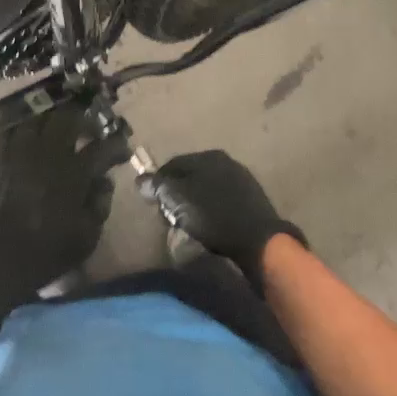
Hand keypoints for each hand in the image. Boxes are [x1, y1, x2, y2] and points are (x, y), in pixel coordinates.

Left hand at [0, 104, 123, 325]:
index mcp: (74, 173)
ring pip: (38, 118)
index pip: (103, 147)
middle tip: (87, 131)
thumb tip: (104, 183)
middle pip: (69, 119)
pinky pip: (9, 131)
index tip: (121, 151)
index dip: (116, 145)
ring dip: (51, 122)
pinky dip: (22, 132)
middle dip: (83, 120)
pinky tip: (24, 142)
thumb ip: (99, 206)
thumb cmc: (41, 255)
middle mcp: (47, 153)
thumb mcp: (84, 240)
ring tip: (55, 131)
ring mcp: (16, 150)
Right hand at [152, 150, 304, 288]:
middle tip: (169, 217)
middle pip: (190, 176)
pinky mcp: (251, 199)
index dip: (158, 183)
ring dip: (193, 204)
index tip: (153, 204)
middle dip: (176, 195)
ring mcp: (241, 179)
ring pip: (206, 189)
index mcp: (208, 156)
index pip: (172, 164)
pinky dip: (210, 210)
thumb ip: (157, 187)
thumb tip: (140, 180)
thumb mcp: (178, 201)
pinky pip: (221, 200)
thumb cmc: (213, 216)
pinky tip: (209, 226)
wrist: (257, 239)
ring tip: (188, 225)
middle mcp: (226, 162)